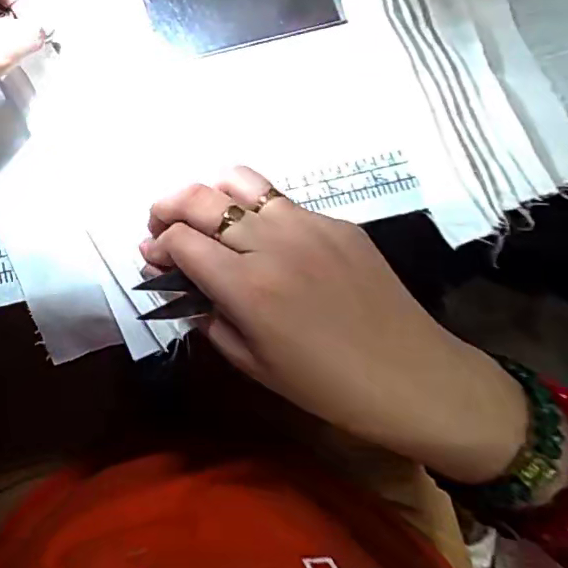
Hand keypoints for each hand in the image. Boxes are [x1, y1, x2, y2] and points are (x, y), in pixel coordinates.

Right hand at [141, 167, 529, 483]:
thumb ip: (210, 317)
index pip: (181, 240)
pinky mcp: (337, 221)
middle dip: (167, 207)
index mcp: (248, 286)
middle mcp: (273, 241)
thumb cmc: (327, 387)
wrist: (413, 377)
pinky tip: (262, 238)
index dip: (157, 246)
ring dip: (210, 194)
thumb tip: (182, 286)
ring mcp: (309, 223)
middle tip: (160, 226)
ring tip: (206, 217)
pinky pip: (282, 201)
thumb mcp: (253, 364)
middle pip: (200, 198)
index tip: (153, 260)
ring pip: (240, 181)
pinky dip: (255, 210)